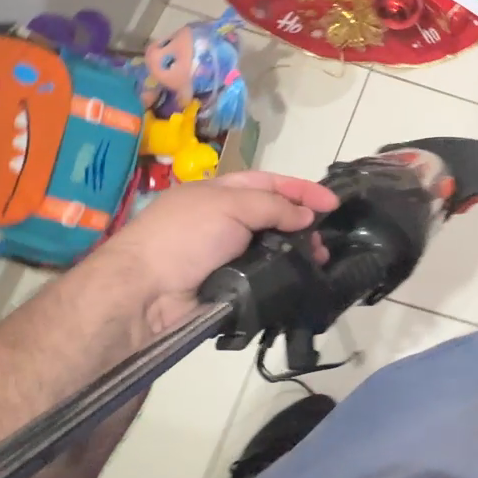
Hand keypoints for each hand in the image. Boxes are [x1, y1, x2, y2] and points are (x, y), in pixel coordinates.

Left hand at [97, 171, 338, 332]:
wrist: (144, 293)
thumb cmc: (184, 236)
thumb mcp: (230, 206)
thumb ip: (273, 206)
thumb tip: (306, 216)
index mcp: (219, 193)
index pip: (269, 183)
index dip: (301, 189)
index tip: (333, 202)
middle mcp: (225, 221)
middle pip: (274, 216)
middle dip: (303, 223)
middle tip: (323, 240)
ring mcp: (227, 256)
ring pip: (273, 249)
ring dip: (298, 252)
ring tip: (317, 261)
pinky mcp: (230, 286)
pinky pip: (265, 277)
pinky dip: (284, 276)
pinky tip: (301, 279)